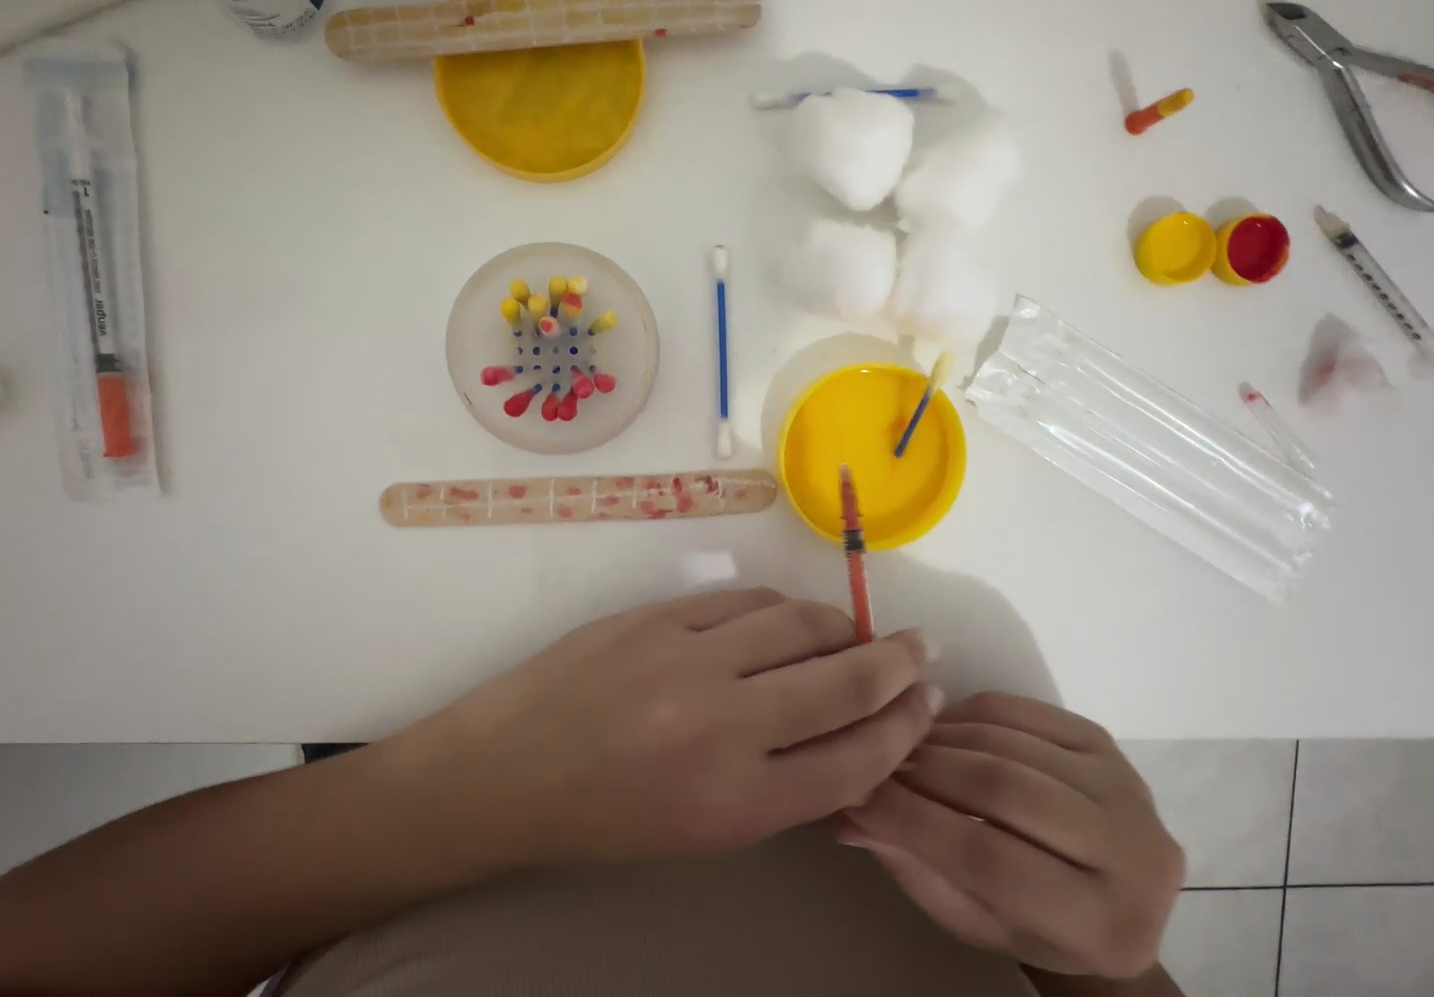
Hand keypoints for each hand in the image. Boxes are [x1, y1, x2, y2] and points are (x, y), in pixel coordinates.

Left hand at [393, 587, 940, 868]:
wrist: (507, 771)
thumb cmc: (605, 820)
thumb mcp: (704, 832)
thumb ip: (785, 786)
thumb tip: (853, 731)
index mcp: (737, 804)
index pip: (856, 758)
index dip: (904, 727)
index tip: (926, 701)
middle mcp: (723, 726)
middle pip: (843, 681)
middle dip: (897, 663)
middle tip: (920, 648)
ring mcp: (687, 659)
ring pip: (799, 623)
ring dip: (841, 625)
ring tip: (853, 631)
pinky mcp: (657, 616)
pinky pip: (744, 600)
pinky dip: (780, 608)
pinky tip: (789, 617)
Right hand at [833, 693, 1182, 977]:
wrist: (1117, 895)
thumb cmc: (1037, 925)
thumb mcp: (974, 919)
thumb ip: (915, 867)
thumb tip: (848, 810)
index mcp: (1101, 923)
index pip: (992, 861)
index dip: (917, 823)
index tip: (859, 797)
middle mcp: (1131, 850)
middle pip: (1006, 790)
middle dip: (927, 770)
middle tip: (876, 761)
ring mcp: (1124, 786)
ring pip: (1011, 744)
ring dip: (943, 738)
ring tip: (901, 744)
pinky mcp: (1106, 743)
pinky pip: (1022, 711)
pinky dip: (968, 713)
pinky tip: (939, 727)